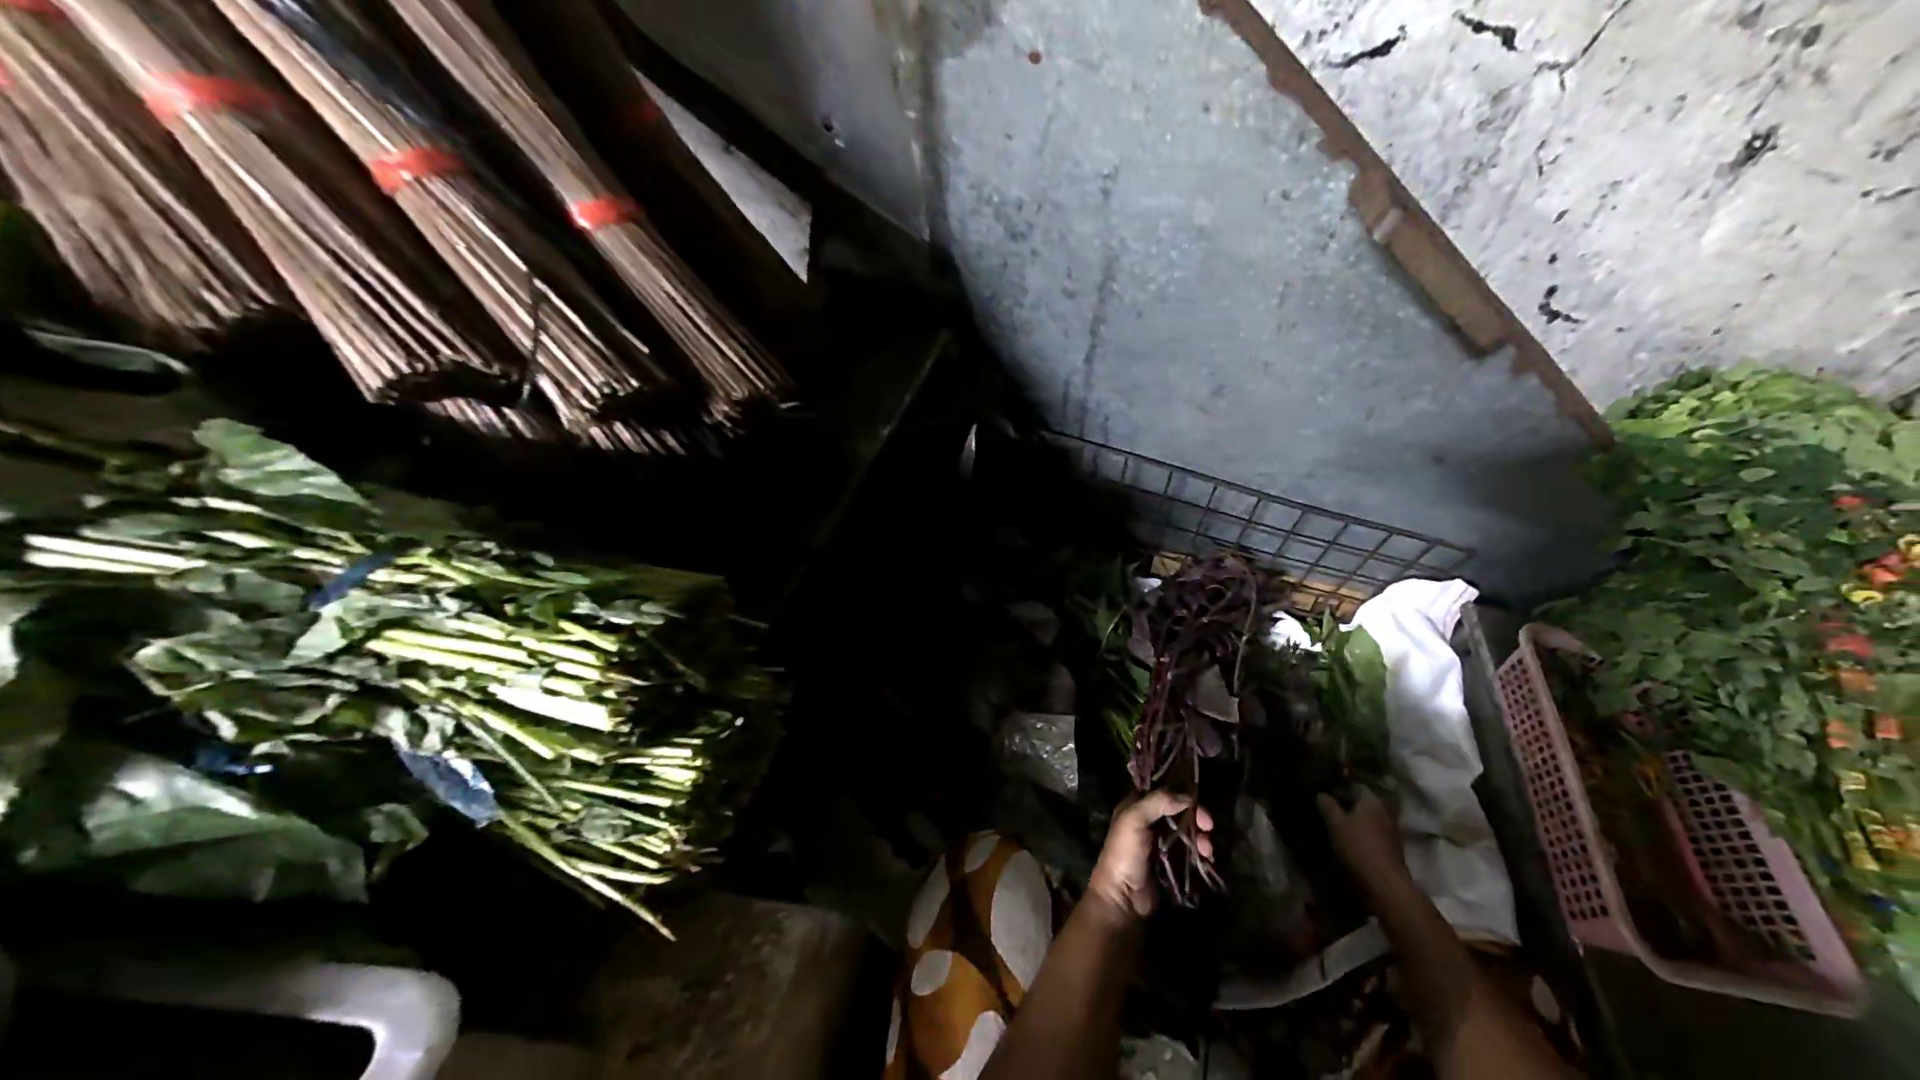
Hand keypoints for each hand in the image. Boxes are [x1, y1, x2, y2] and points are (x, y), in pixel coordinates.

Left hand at [1086, 791, 1212, 923]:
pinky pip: (1190, 851)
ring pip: (1187, 832)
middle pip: (1178, 812)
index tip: (1197, 800)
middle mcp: (1148, 822)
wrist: (1123, 898)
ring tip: (1207, 849)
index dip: (1180, 793)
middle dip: (1196, 817)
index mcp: (1135, 807)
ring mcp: (1160, 843)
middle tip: (1208, 826)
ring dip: (1201, 837)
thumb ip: (1157, 802)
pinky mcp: (1170, 863)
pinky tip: (1207, 858)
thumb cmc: (1124, 854)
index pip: (1162, 792)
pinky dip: (1200, 852)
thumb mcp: (1133, 820)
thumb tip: (1187, 796)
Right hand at [1317, 789, 1410, 896]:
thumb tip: (1321, 794)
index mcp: (1373, 800)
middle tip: (1332, 805)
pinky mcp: (1394, 844)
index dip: (1341, 786)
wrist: (1385, 880)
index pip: (1356, 785)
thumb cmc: (1359, 846)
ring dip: (1358, 817)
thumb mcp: (1336, 823)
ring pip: (1371, 816)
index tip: (1328, 789)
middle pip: (1365, 801)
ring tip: (1340, 821)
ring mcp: (1392, 828)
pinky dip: (1365, 830)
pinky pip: (1376, 829)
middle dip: (1350, 802)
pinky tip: (1353, 836)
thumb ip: (1328, 806)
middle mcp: (1386, 810)